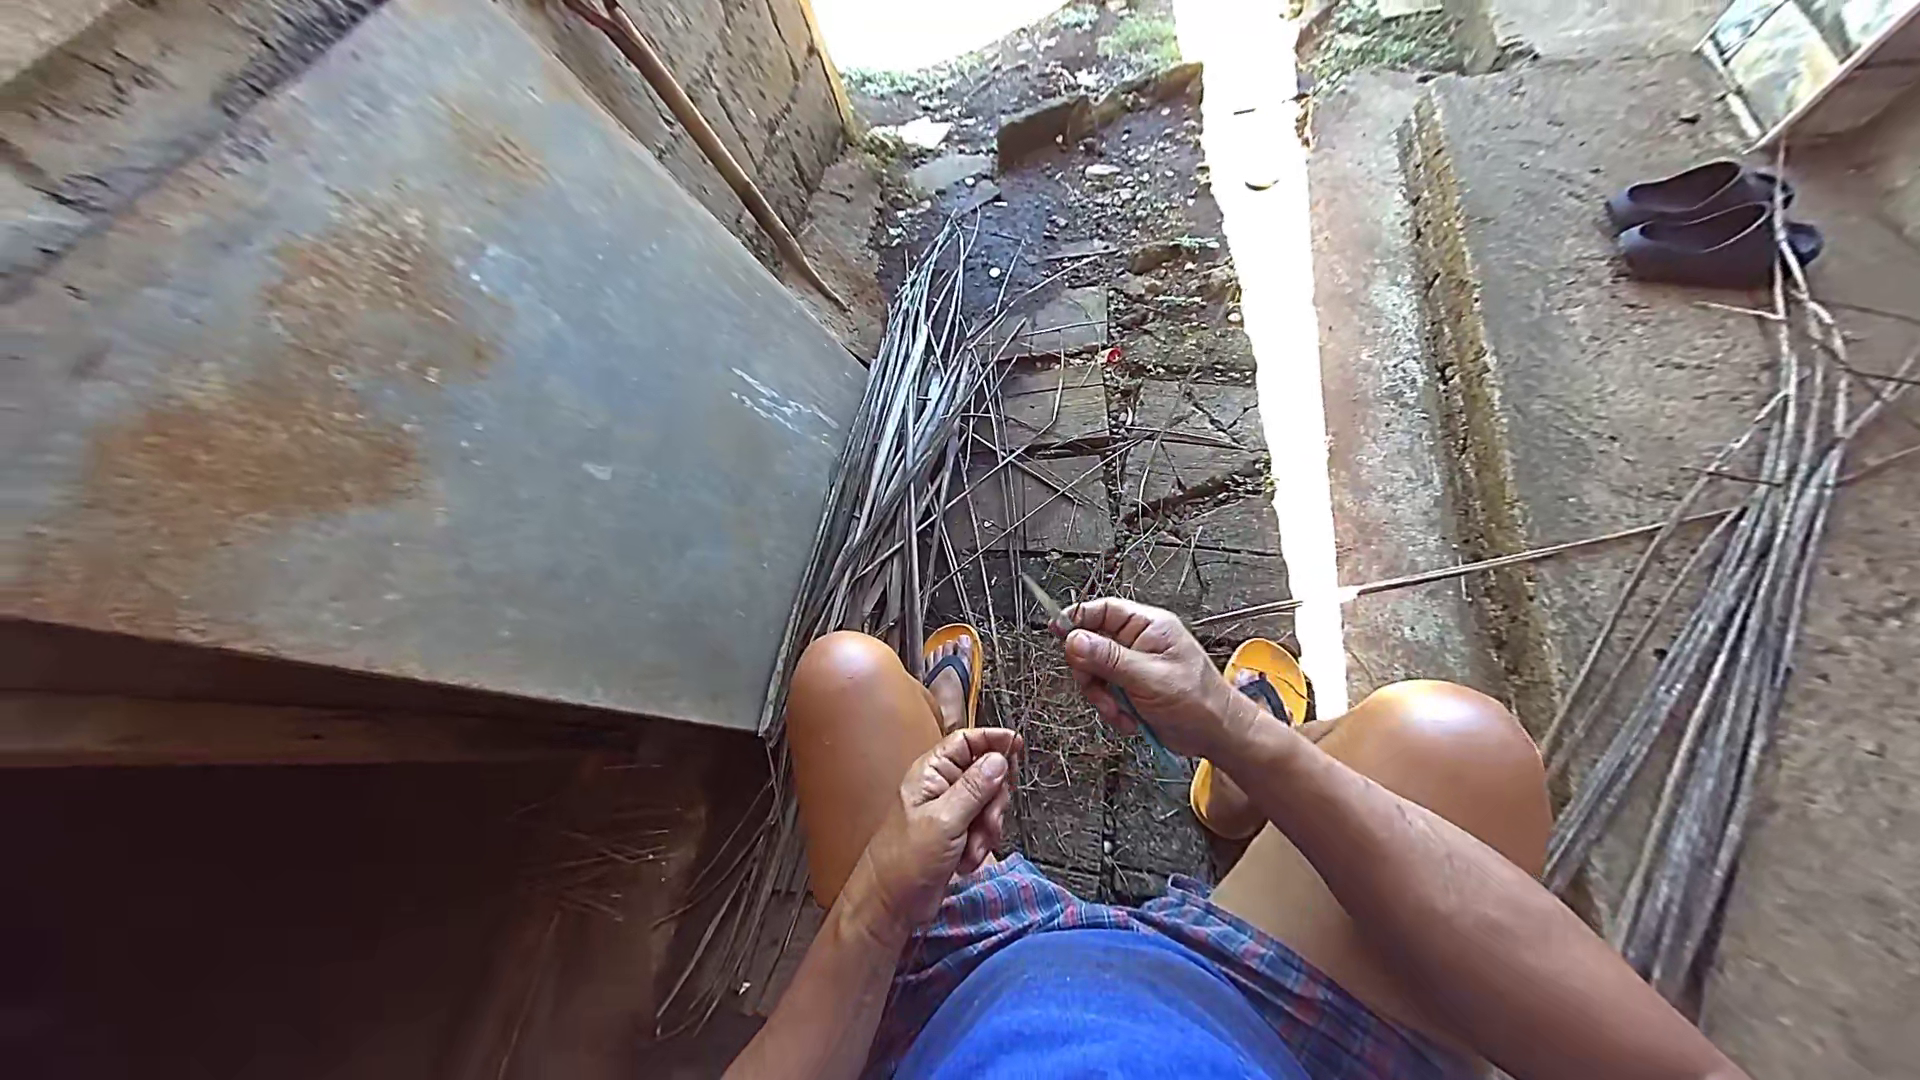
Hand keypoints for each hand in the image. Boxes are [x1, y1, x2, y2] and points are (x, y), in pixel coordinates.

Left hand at [842, 728, 1022, 945]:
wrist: (891, 906)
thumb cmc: (906, 859)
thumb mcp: (945, 820)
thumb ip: (974, 788)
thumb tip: (999, 757)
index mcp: (932, 771)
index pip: (967, 741)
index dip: (993, 739)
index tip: (1018, 745)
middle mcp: (942, 785)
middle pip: (986, 774)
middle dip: (992, 802)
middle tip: (986, 823)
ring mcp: (950, 810)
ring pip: (989, 805)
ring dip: (987, 830)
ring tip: (970, 849)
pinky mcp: (957, 834)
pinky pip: (984, 829)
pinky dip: (981, 845)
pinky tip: (965, 862)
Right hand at [1056, 597, 1263, 758]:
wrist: (1218, 735)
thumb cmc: (1200, 701)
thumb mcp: (1150, 678)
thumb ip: (1109, 659)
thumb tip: (1075, 640)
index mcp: (1147, 626)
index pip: (1102, 610)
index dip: (1076, 619)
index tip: (1056, 630)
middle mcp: (1138, 641)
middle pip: (1090, 644)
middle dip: (1091, 672)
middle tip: (1099, 688)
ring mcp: (1133, 664)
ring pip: (1093, 671)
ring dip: (1101, 696)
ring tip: (1119, 709)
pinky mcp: (1129, 686)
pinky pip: (1103, 692)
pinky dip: (1110, 708)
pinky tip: (1128, 717)